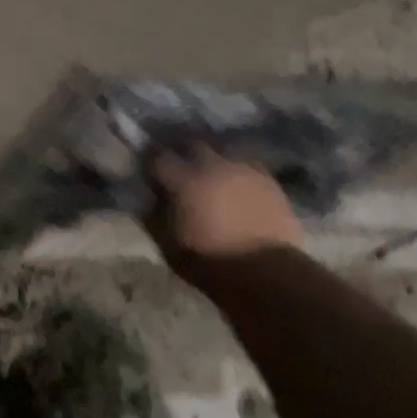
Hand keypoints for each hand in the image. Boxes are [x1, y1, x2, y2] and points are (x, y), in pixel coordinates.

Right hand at [146, 148, 302, 260]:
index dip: (150, 162)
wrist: (265, 272)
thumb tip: (146, 200)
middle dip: (183, 153)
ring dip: (213, 163)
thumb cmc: (208, 261)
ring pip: (224, 154)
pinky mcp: (270, 181)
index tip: (147, 170)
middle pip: (194, 145)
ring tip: (211, 178)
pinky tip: (237, 189)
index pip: (158, 157)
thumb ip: (153, 216)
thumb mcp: (167, 244)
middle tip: (180, 170)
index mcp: (184, 181)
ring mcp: (245, 170)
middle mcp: (214, 166)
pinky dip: (237, 174)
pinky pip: (248, 168)